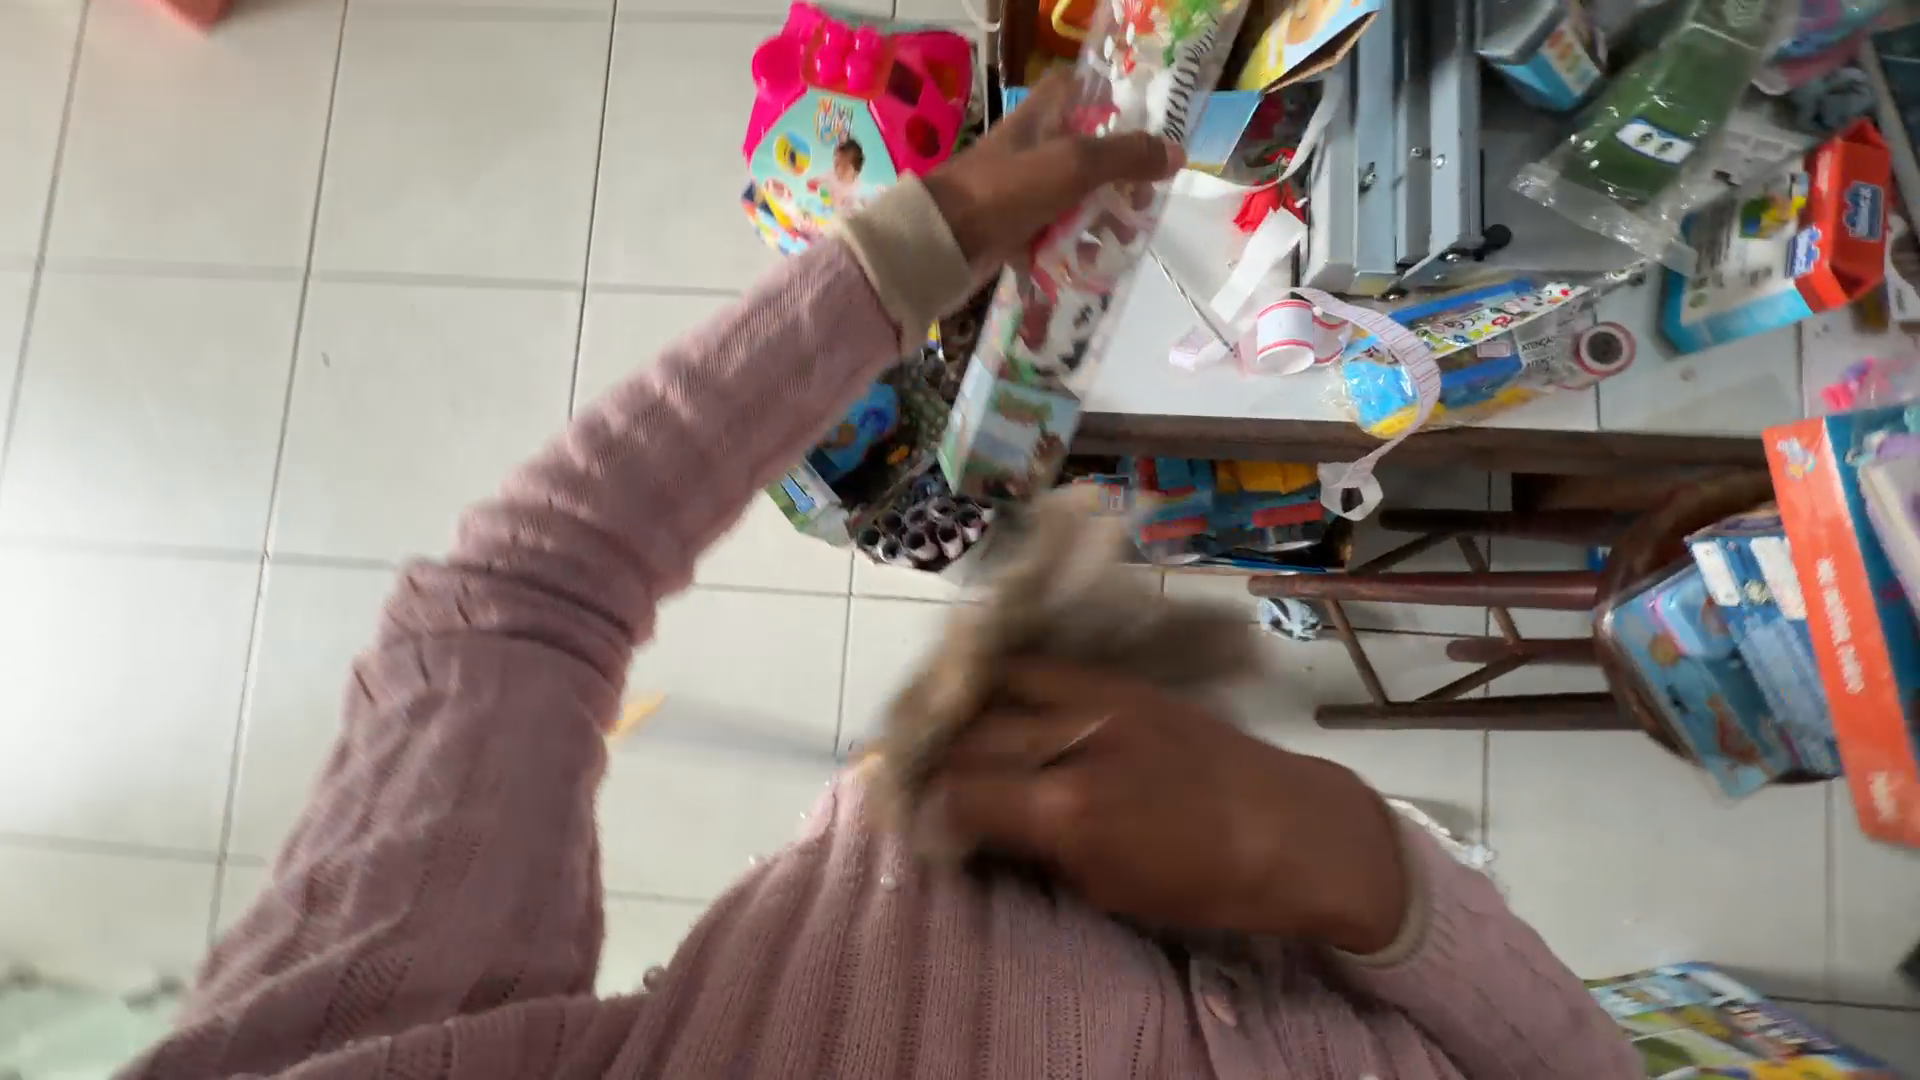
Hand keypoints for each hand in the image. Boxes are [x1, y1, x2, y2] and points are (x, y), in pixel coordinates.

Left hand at [920, 71, 1185, 275]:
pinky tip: (1086, 265)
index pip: (1083, 91)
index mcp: (1044, 115)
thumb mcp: (1075, 165)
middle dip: (1118, 182)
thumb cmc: (1008, 190)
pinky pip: (1048, 235)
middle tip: (1140, 206)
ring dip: (1097, 221)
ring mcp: (1020, 190)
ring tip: (1119, 243)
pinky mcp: (1011, 228)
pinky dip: (1068, 248)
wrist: (945, 241)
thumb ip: (1126, 157)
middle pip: (1086, 154)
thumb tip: (1177, 154)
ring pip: (1070, 199)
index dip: (1115, 108)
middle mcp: (1032, 147)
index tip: (1143, 138)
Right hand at [920, 660, 1410, 953]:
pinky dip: (1007, 679)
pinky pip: (1045, 667)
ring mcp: (1099, 698)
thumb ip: (1034, 848)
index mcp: (1069, 810)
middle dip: (933, 753)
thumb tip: (975, 826)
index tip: (909, 808)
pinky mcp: (1120, 679)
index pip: (964, 794)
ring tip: (941, 719)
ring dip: (963, 705)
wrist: (1290, 828)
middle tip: (910, 765)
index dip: (927, 804)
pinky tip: (991, 690)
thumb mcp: (1108, 889)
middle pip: (973, 735)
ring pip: (1000, 685)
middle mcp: (1073, 740)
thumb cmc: (1203, 884)